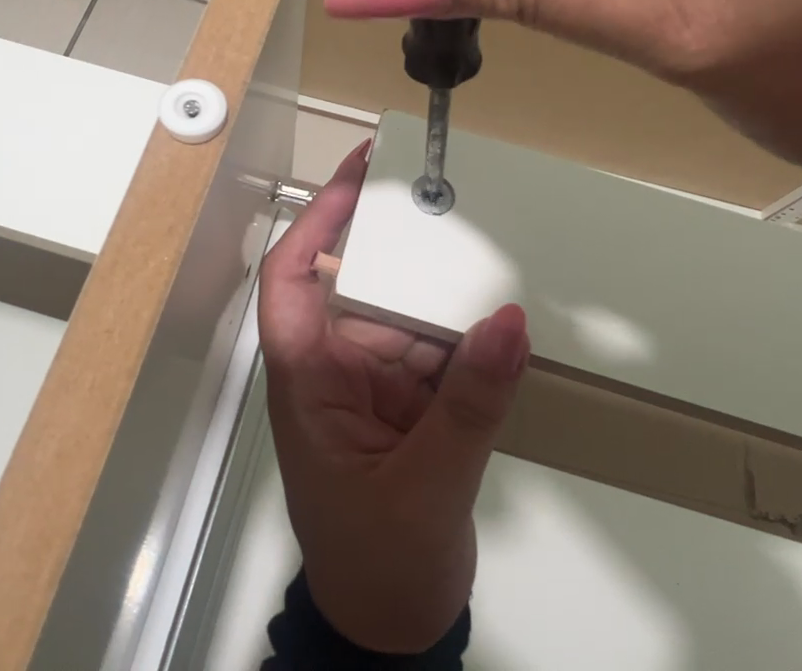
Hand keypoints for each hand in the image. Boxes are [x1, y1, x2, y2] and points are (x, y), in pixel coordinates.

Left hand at [259, 144, 528, 653]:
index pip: (294, 281)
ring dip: (446, 302)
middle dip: (406, 255)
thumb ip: (470, 401)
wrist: (390, 625)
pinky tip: (500, 328)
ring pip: (408, 320)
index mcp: (308, 380)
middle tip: (452, 208)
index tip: (359, 176)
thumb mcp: (428, 481)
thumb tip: (507, 324)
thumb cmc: (378, 562)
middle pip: (364, 289)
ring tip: (490, 263)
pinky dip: (467, 344)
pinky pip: (437, 356)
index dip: (319, 221)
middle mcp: (335, 372)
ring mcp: (374, 388)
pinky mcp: (409, 408)